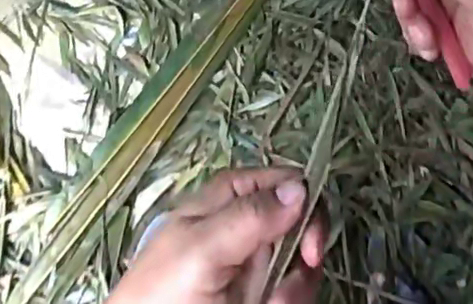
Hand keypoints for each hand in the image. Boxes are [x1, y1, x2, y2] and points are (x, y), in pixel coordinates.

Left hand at [107, 167, 326, 303]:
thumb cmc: (161, 295)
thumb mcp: (201, 250)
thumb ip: (249, 216)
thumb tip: (302, 185)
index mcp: (230, 196)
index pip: (285, 180)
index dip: (306, 205)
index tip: (311, 245)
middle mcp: (245, 225)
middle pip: (300, 221)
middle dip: (305, 253)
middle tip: (298, 279)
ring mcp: (250, 265)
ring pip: (299, 263)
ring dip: (296, 287)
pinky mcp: (255, 294)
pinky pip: (288, 292)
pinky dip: (287, 301)